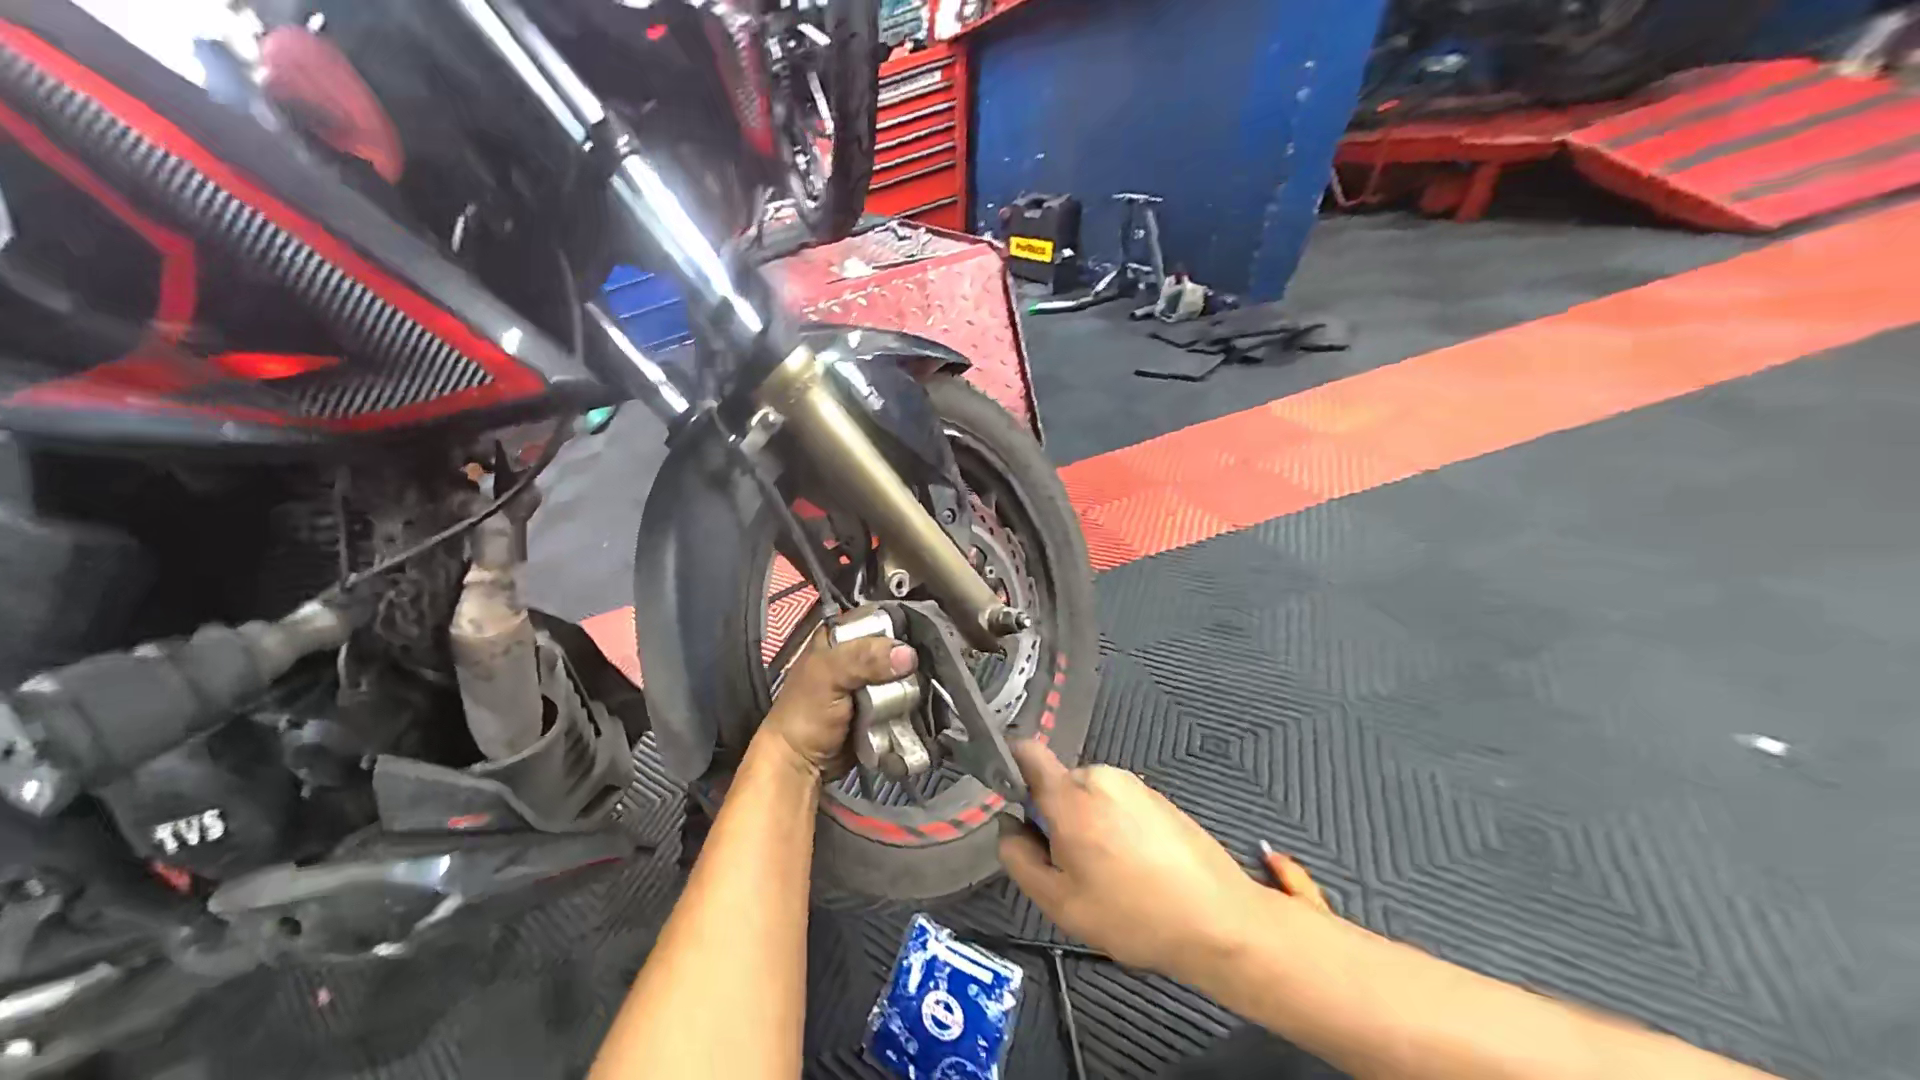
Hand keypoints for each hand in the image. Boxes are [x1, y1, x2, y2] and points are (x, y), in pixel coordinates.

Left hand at [756, 618, 916, 777]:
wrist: (801, 766)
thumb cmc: (806, 715)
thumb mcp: (827, 676)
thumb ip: (863, 660)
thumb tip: (907, 656)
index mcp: (840, 636)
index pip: (879, 618)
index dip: (900, 626)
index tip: (924, 638)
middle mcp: (859, 655)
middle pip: (898, 648)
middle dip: (913, 660)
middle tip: (929, 669)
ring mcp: (872, 683)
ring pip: (905, 675)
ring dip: (916, 684)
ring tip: (929, 690)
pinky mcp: (882, 707)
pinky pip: (906, 699)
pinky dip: (914, 703)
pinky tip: (923, 705)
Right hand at [998, 741, 1267, 980]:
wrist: (1219, 920)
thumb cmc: (1133, 914)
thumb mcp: (1060, 902)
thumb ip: (1019, 858)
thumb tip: (1007, 825)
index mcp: (1070, 795)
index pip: (1027, 753)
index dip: (1010, 769)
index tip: (1013, 805)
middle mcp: (1100, 776)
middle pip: (1058, 786)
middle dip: (1056, 818)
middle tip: (1072, 867)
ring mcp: (1134, 784)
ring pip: (1089, 797)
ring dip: (1087, 824)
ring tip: (1110, 874)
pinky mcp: (1158, 797)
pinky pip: (1118, 804)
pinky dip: (1115, 827)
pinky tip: (1137, 869)